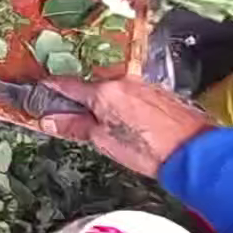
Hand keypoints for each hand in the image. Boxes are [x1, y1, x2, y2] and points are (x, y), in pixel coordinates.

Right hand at [39, 77, 213, 179]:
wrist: (193, 151)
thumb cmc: (147, 149)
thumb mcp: (104, 141)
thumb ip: (76, 126)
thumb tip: (49, 118)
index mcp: (103, 92)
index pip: (68, 85)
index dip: (51, 88)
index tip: (39, 88)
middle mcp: (121, 81)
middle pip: (91, 88)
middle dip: (80, 101)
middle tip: (70, 118)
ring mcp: (140, 84)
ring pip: (111, 91)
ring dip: (102, 104)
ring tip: (102, 126)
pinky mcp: (156, 91)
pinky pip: (129, 94)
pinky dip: (121, 105)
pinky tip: (126, 123)